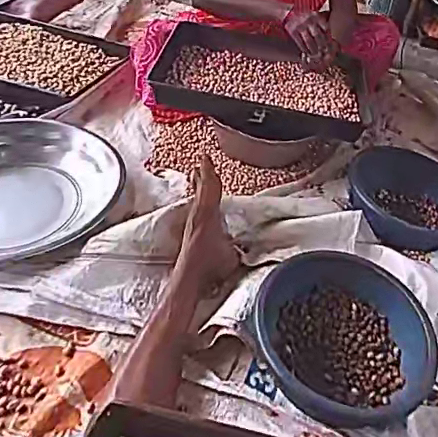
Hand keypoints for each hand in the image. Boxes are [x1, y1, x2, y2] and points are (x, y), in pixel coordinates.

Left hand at [174, 155, 239, 294]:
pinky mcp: (190, 232)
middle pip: (201, 187)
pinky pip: (196, 207)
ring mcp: (192, 222)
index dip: (210, 171)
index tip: (206, 156)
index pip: (210, 187)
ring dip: (199, 184)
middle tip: (203, 160)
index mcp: (207, 213)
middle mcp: (197, 214)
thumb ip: (240, 246)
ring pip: (197, 197)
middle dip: (203, 173)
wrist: (189, 280)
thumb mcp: (231, 254)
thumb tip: (249, 244)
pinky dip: (198, 197)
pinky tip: (200, 201)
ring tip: (199, 174)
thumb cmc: (209, 266)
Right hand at [280, 6, 333, 66]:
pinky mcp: (292, 31)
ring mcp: (300, 25)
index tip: (331, 46)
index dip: (329, 38)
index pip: (326, 28)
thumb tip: (332, 39)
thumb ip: (322, 25)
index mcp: (316, 15)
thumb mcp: (315, 17)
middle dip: (322, 46)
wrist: (288, 12)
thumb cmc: (306, 17)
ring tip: (316, 55)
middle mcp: (308, 19)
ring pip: (309, 41)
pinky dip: (304, 49)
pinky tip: (307, 53)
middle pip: (318, 36)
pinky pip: (300, 43)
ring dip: (313, 50)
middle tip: (324, 53)